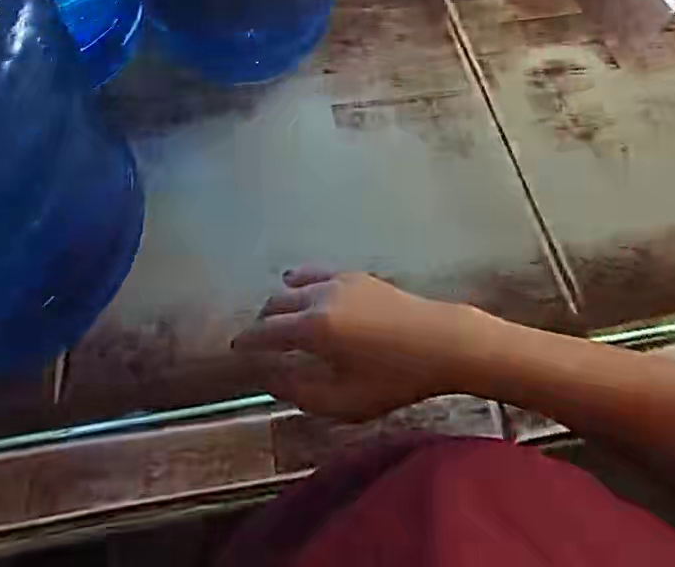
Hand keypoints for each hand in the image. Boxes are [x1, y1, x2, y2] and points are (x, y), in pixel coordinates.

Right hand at [231, 268, 489, 421]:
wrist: (440, 340)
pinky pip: (317, 273)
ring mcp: (339, 280)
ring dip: (281, 300)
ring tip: (277, 316)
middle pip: (277, 303)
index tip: (234, 347)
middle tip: (258, 340)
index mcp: (313, 327)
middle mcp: (320, 296)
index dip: (248, 340)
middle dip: (263, 321)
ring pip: (295, 285)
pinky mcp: (357, 275)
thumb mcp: (344, 399)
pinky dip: (301, 281)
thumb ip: (300, 390)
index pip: (267, 332)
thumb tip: (270, 377)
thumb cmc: (393, 378)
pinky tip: (302, 286)